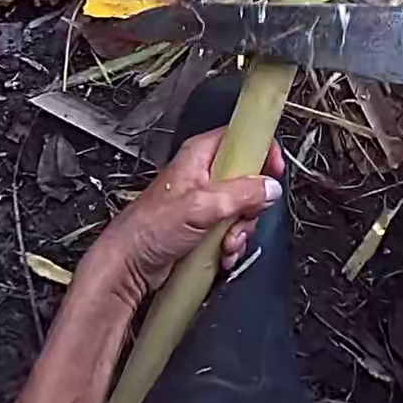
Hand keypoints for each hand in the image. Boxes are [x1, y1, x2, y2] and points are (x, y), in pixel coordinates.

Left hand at [80, 126, 284, 306]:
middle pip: (248, 179)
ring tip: (224, 243)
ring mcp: (205, 201)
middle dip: (251, 206)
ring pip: (243, 209)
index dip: (262, 151)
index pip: (241, 138)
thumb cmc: (149, 227)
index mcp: (201, 155)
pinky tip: (220, 254)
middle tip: (240, 218)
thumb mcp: (203, 205)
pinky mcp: (204, 225)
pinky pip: (232, 230)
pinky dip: (231, 245)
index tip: (273, 170)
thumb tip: (270, 187)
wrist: (129, 263)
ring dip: (240, 231)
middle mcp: (204, 174)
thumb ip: (242, 193)